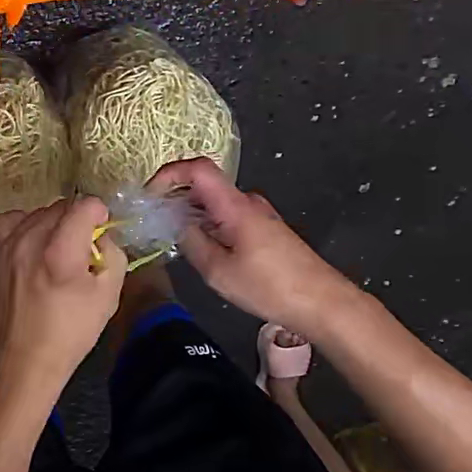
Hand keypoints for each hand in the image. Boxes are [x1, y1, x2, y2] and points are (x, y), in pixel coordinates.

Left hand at [0, 197, 125, 387]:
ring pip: (32, 213)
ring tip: (53, 247)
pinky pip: (6, 225)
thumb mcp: (107, 298)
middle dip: (75, 220)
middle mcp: (28, 241)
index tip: (101, 227)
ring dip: (49, 223)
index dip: (99, 213)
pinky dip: (20, 228)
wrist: (19, 362)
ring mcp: (2, 246)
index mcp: (60, 252)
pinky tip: (26, 248)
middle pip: (58, 207)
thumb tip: (103, 237)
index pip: (84, 206)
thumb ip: (112, 256)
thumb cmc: (67, 335)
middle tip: (81, 245)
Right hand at [150, 158, 352, 331]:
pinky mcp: (264, 229)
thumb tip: (176, 225)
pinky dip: (207, 223)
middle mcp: (247, 202)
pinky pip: (227, 216)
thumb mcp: (218, 271)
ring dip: (190, 212)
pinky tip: (199, 247)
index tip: (148, 195)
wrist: (323, 303)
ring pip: (215, 202)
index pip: (197, 169)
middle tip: (152, 219)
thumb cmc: (270, 287)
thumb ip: (192, 242)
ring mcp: (258, 215)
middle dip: (174, 195)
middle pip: (204, 184)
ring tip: (170, 236)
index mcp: (235, 205)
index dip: (168, 174)